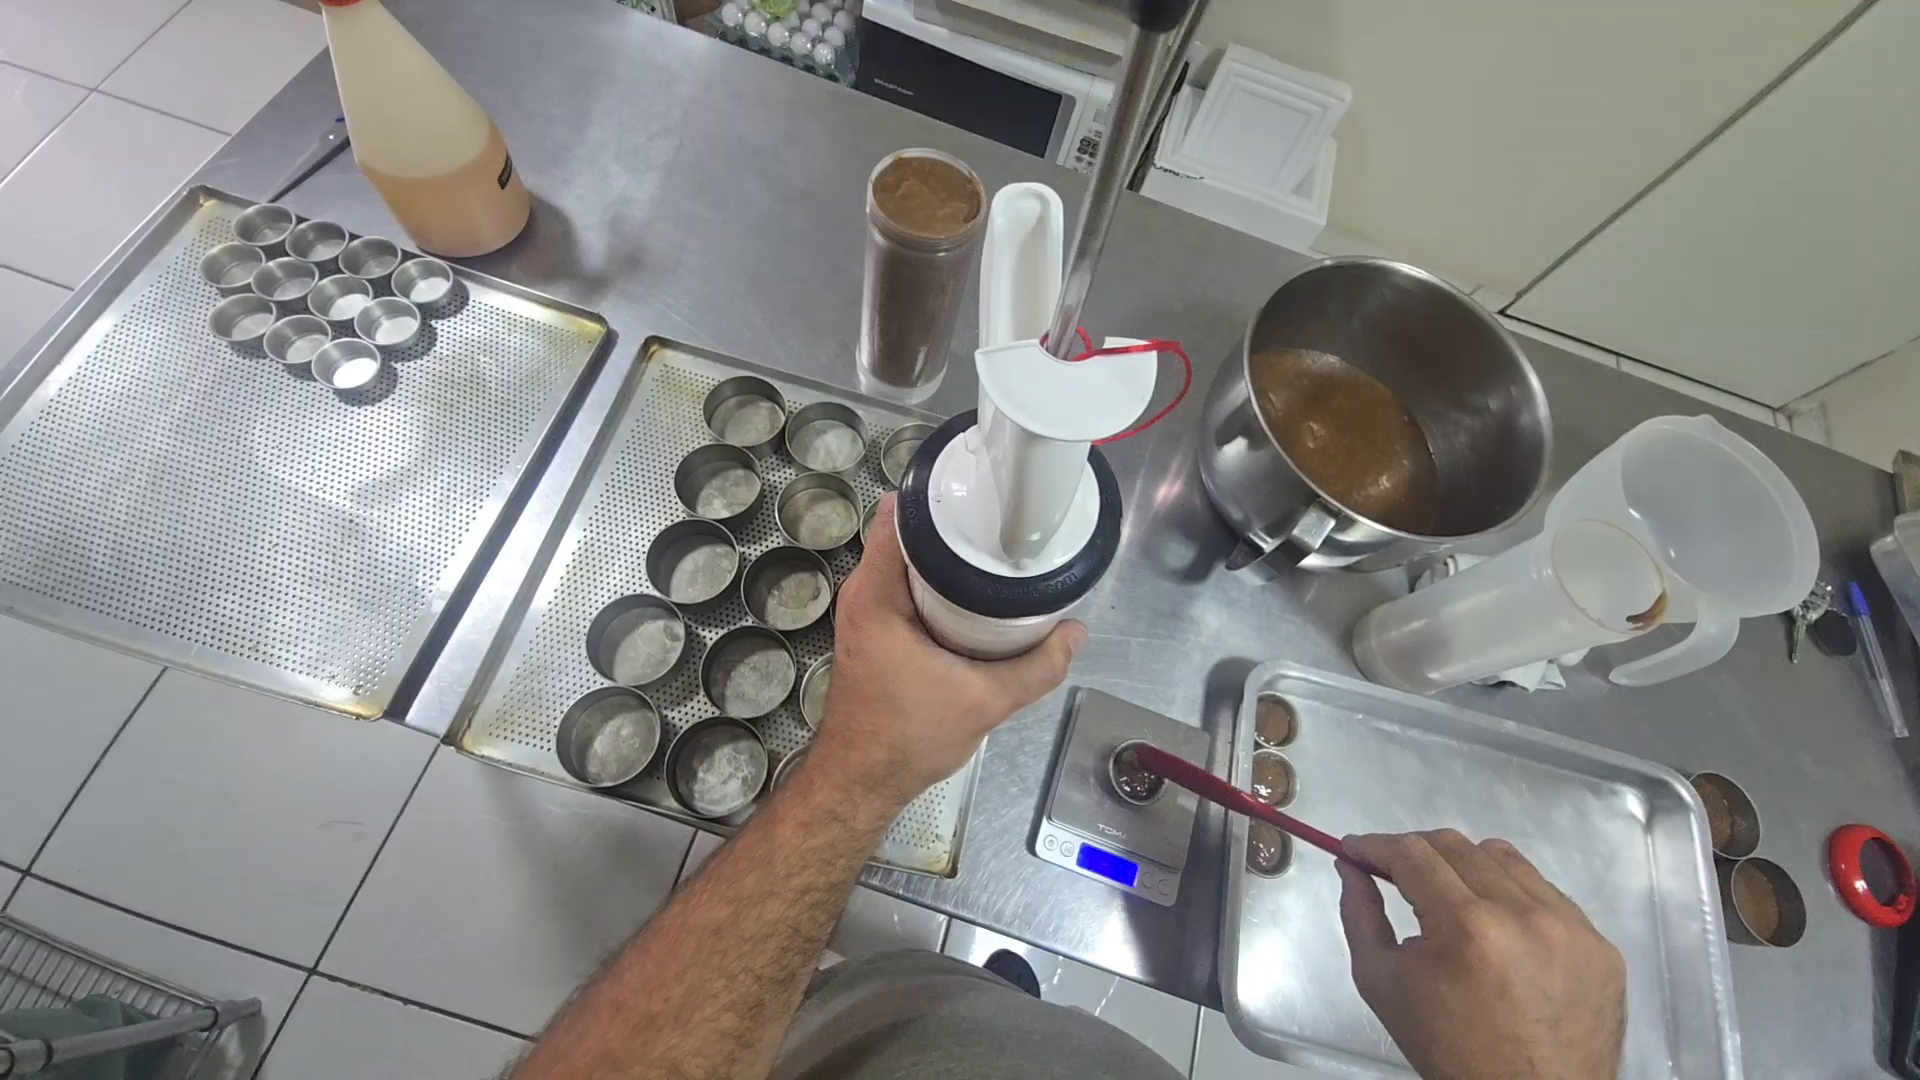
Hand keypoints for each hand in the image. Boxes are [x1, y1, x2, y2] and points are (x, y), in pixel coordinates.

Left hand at [814, 494, 1084, 811]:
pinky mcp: (873, 629)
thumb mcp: (984, 702)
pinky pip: (903, 585)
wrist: (862, 780)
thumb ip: (1036, 668)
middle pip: (906, 534)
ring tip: (993, 549)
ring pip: (905, 560)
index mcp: (876, 595)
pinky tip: (972, 589)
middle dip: (951, 523)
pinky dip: (933, 579)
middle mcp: (862, 593)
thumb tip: (1075, 633)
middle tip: (1000, 521)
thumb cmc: (908, 737)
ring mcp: (864, 611)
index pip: (897, 516)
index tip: (980, 489)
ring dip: (944, 553)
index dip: (937, 495)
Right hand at [1337, 830, 1625, 1079]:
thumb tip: (1350, 864)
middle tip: (1393, 872)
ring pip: (1500, 856)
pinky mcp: (1600, 946)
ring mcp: (1570, 929)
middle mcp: (1523, 917)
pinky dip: (1507, 891)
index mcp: (1466, 927)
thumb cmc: (1446, 1046)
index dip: (1374, 845)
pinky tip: (1492, 920)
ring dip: (1461, 864)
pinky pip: (1542, 889)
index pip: (1410, 853)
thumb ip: (1359, 911)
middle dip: (1412, 851)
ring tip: (1447, 894)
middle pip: (1453, 845)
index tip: (1354, 849)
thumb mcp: (1379, 978)